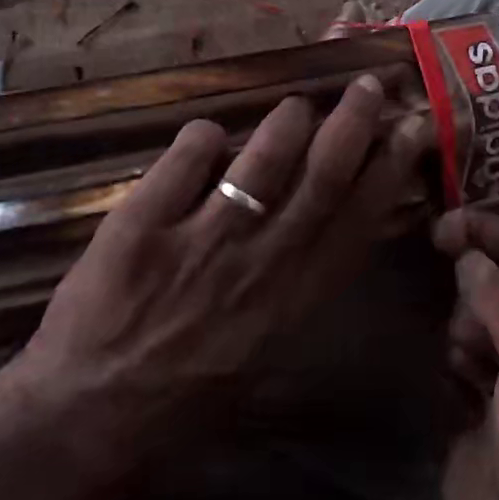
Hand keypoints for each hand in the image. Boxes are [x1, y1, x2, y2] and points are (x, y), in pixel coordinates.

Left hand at [1, 74, 432, 455]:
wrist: (88, 414)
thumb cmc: (181, 392)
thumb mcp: (259, 352)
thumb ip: (292, 289)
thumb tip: (319, 225)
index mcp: (292, 300)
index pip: (356, 221)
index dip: (388, 169)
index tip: (409, 129)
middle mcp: (258, 265)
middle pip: (321, 179)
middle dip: (353, 124)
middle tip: (369, 85)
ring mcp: (200, 242)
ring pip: (262, 161)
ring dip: (287, 122)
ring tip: (296, 104)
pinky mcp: (142, 225)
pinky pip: (186, 159)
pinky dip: (202, 137)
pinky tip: (206, 136)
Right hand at [434, 209, 498, 499]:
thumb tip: (470, 255)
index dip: (487, 231)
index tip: (444, 225)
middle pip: (490, 275)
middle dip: (467, 278)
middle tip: (456, 304)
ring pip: (466, 307)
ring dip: (459, 322)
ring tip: (465, 360)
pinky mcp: (468, 383)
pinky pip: (450, 342)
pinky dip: (449, 350)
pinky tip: (455, 378)